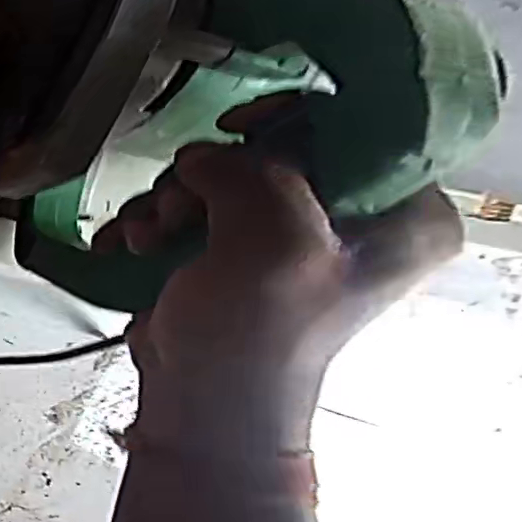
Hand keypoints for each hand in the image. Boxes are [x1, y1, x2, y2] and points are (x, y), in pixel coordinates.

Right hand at [97, 143, 461, 451]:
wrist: (202, 399)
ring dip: (163, 205)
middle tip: (174, 212)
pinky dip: (146, 224)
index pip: (356, 133)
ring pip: (212, 184)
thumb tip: (202, 155)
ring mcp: (275, 240)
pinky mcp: (222, 254)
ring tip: (143, 239)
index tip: (233, 130)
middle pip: (265, 159)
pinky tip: (126, 244)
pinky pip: (182, 213)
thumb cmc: (252, 335)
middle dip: (202, 180)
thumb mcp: (271, 249)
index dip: (292, 122)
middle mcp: (341, 223)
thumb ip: (249, 181)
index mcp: (395, 218)